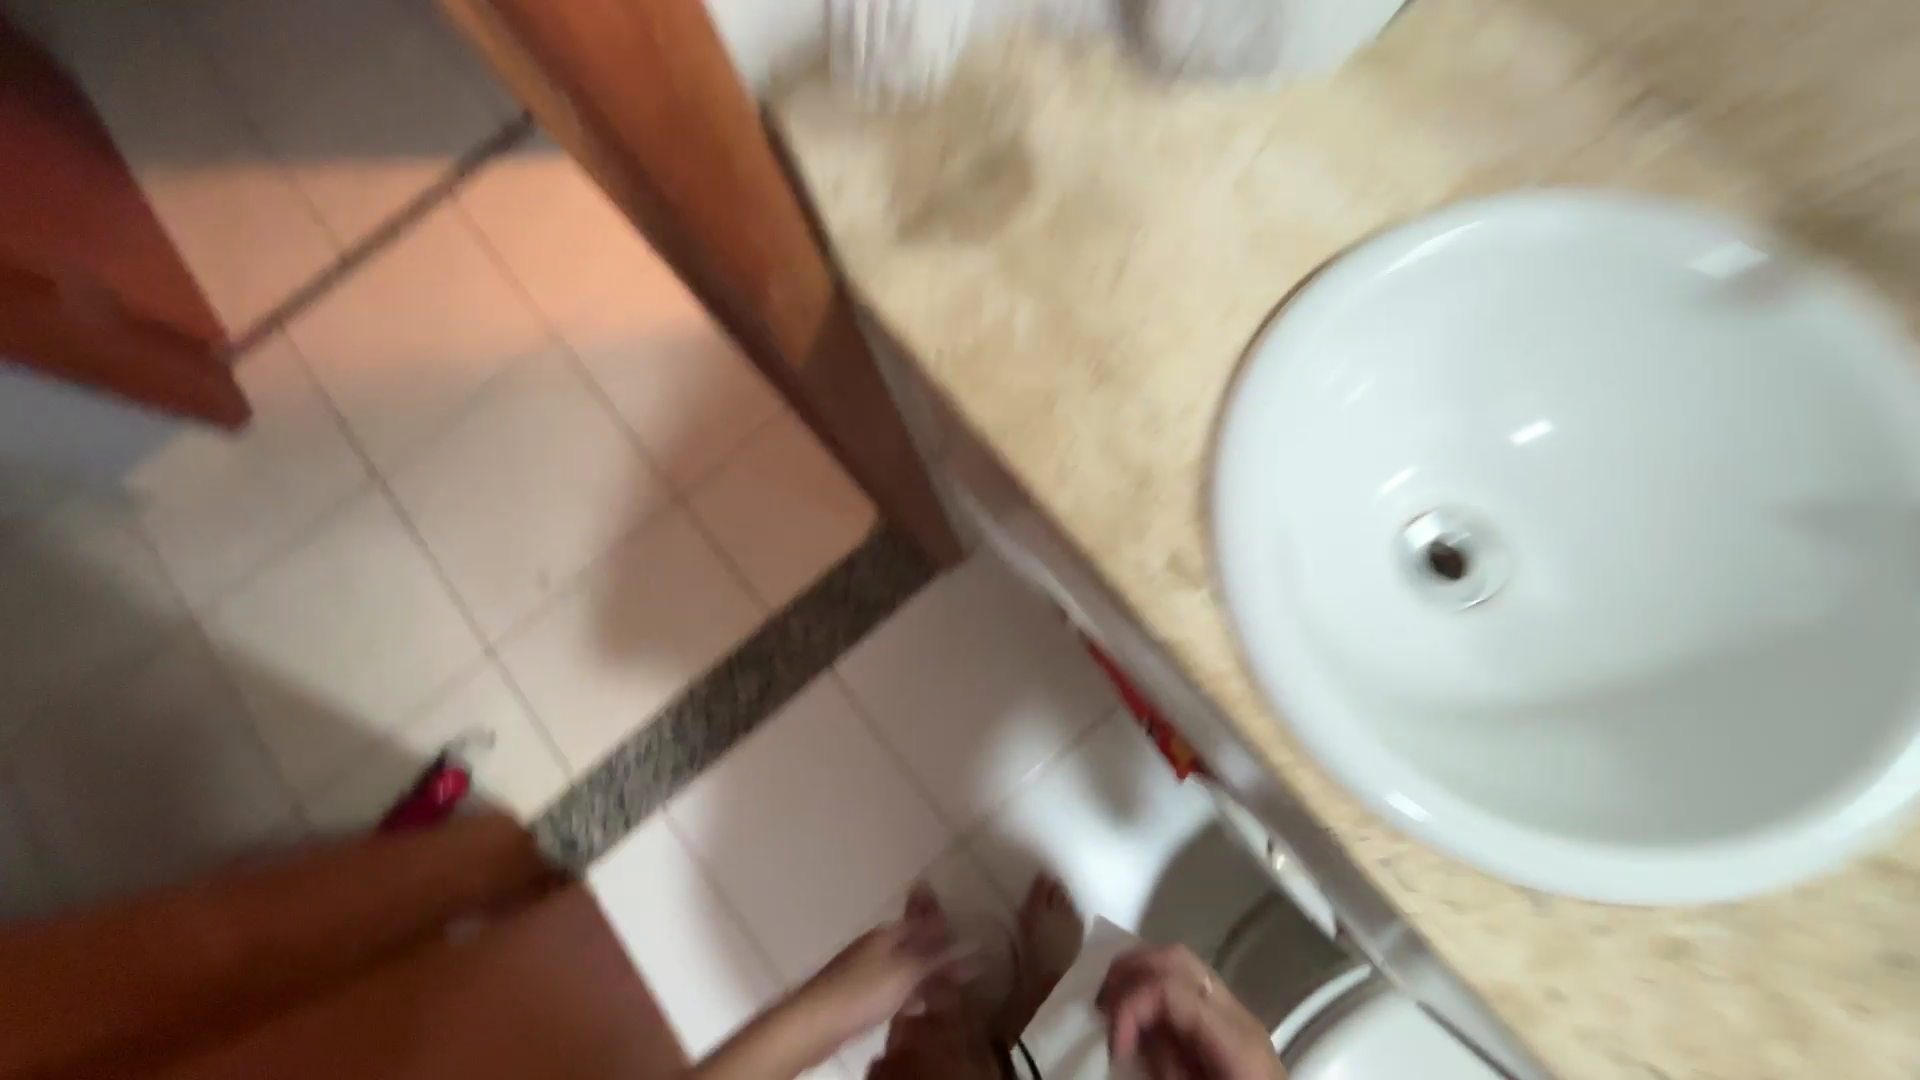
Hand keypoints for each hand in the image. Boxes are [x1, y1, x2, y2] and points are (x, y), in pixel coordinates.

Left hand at [789, 910, 959, 1051]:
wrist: (814, 1022)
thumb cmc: (863, 991)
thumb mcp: (906, 972)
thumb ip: (936, 957)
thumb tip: (969, 941)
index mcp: (887, 933)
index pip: (923, 923)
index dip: (945, 932)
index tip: (967, 944)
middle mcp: (876, 945)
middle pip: (913, 946)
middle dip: (937, 957)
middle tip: (962, 974)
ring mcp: (863, 969)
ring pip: (902, 969)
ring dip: (924, 979)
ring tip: (946, 994)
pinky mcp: (855, 994)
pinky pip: (890, 988)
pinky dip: (906, 995)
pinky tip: (915, 1010)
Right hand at [1096, 945, 1285, 1079]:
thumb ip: (1163, 1062)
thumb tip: (1134, 1031)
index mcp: (1235, 1040)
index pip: (1169, 988)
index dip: (1130, 1006)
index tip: (1114, 1047)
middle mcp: (1239, 1012)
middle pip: (1175, 959)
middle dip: (1130, 973)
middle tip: (1102, 1007)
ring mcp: (1237, 1012)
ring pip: (1179, 961)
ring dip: (1139, 972)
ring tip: (1113, 1003)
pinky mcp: (1229, 1022)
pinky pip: (1186, 984)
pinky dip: (1154, 985)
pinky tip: (1138, 1012)